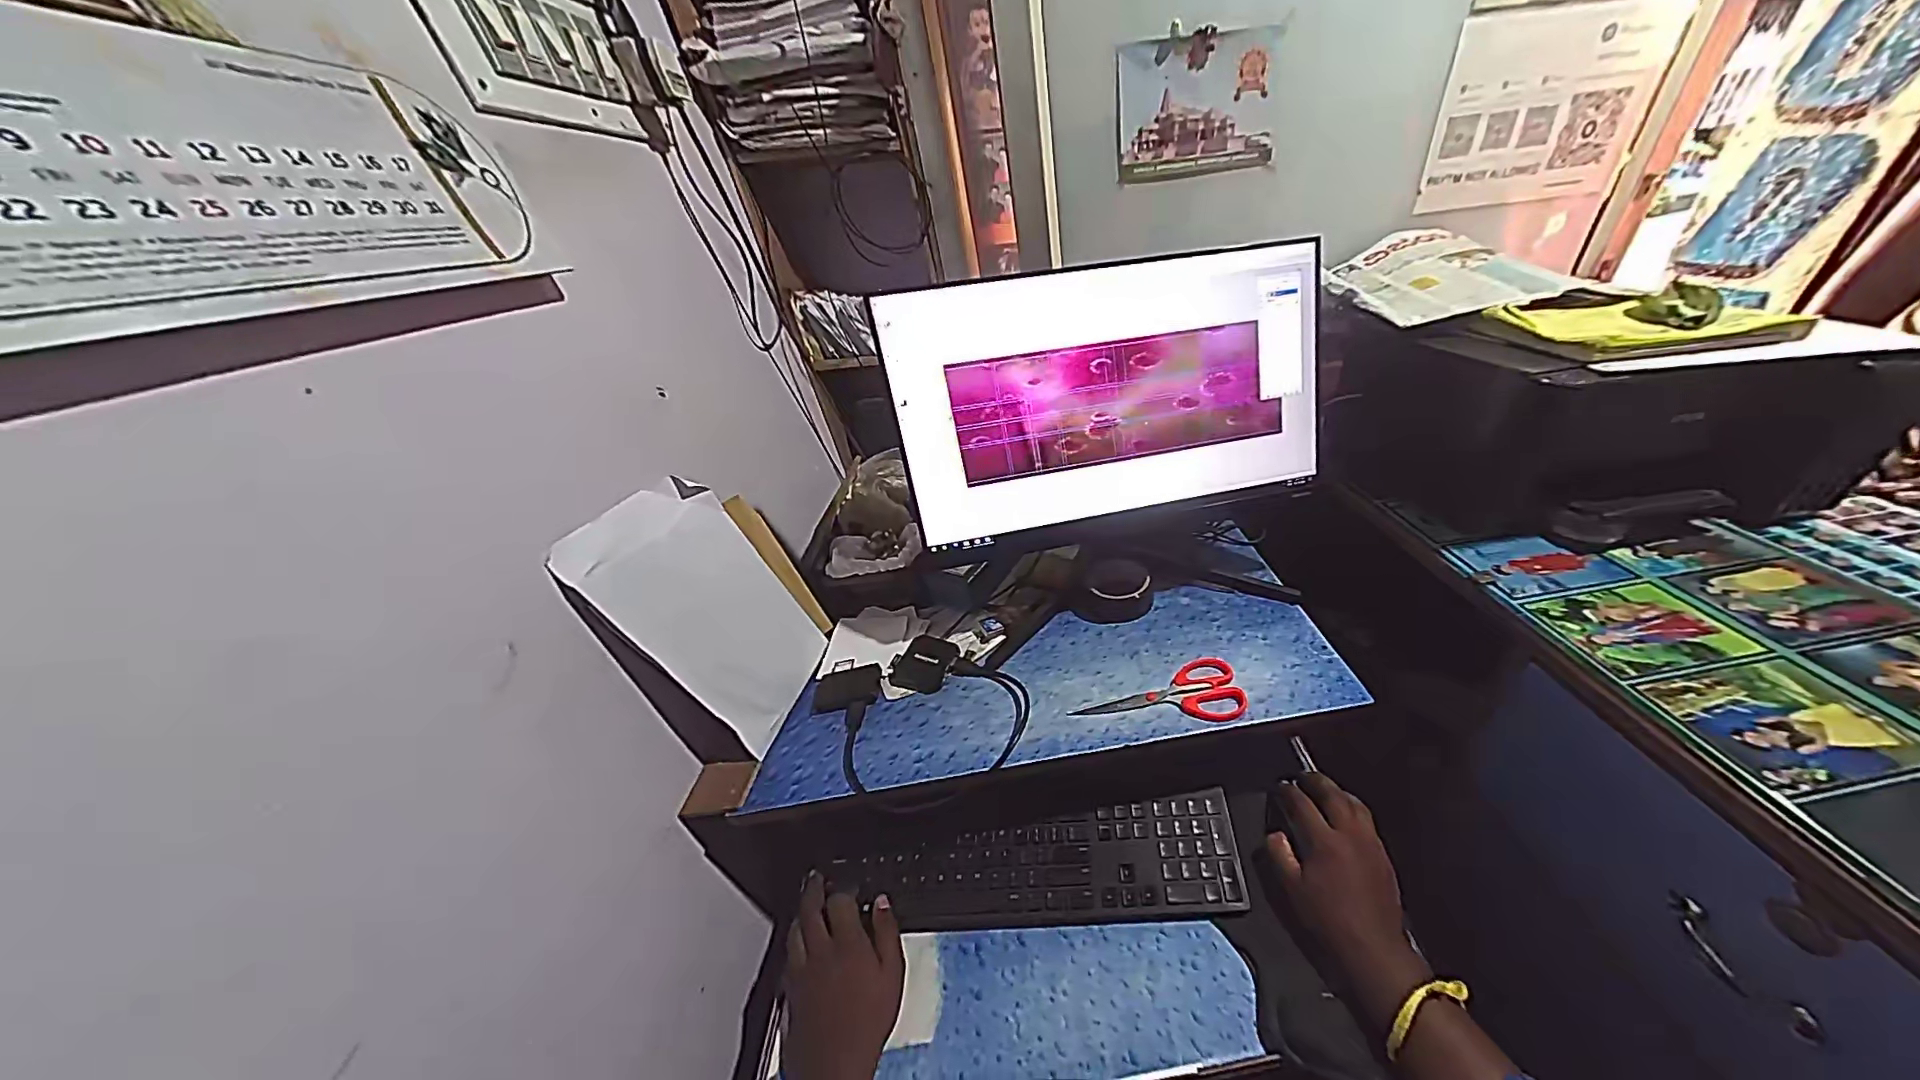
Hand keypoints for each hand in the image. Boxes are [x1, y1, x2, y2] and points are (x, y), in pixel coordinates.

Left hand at [782, 872, 904, 1079]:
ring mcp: (801, 968)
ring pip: (795, 928)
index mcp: (847, 943)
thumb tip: (883, 904)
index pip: (840, 900)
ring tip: (807, 902)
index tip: (850, 886)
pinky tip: (800, 940)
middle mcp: (820, 951)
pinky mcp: (789, 987)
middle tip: (818, 879)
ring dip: (801, 910)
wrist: (834, 1066)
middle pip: (810, 907)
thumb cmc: (867, 1024)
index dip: (844, 888)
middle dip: (814, 888)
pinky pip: (788, 952)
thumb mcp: (892, 974)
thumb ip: (887, 932)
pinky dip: (794, 938)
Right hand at [1266, 774, 1430, 1028]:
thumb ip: (1278, 855)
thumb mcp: (1291, 889)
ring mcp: (1371, 845)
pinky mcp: (1384, 856)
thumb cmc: (1328, 921)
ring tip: (1325, 789)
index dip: (1287, 792)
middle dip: (1314, 781)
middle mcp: (1350, 836)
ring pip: (1355, 804)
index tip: (1279, 789)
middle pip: (1332, 794)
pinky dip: (1353, 809)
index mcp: (1324, 841)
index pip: (1301, 803)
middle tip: (1302, 776)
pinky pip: (1368, 821)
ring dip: (1337, 791)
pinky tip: (1347, 815)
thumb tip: (1274, 835)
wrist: (1372, 949)